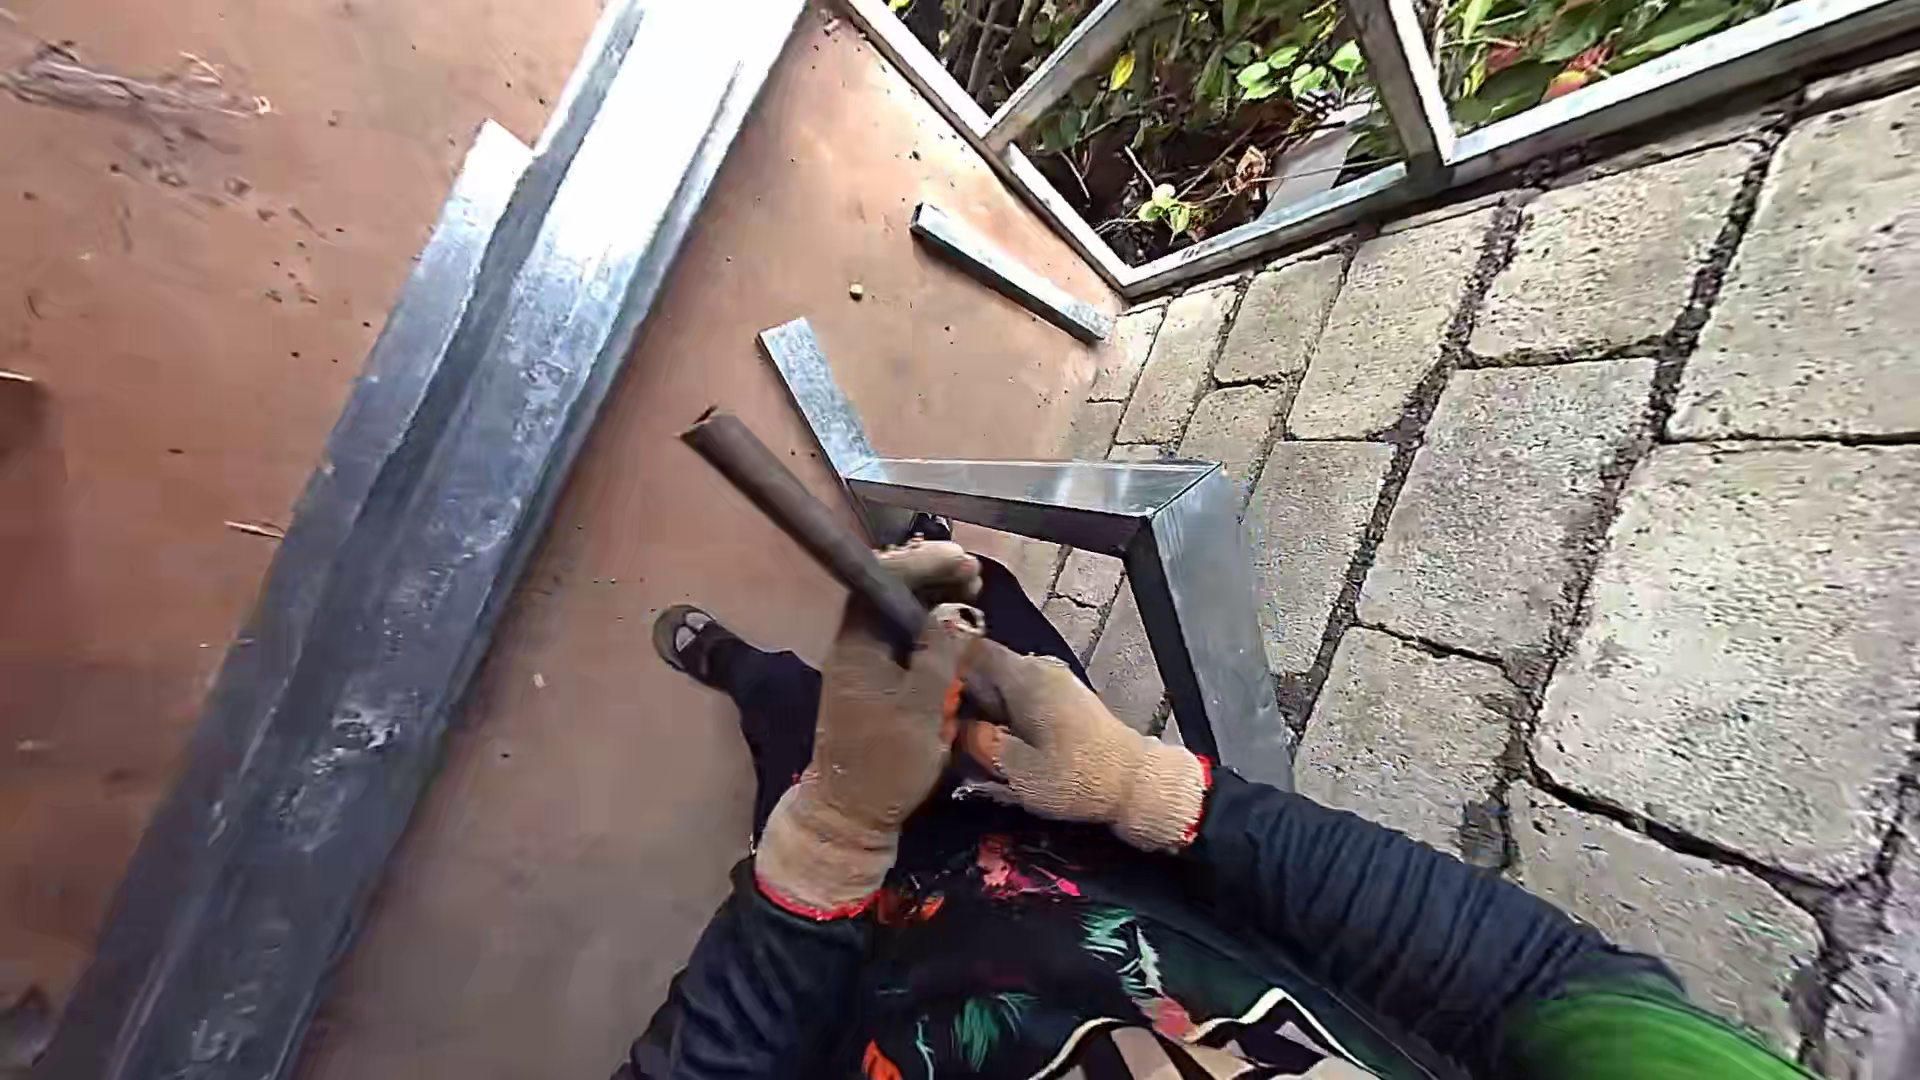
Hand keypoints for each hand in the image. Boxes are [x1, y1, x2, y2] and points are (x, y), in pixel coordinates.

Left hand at [755, 541, 984, 917]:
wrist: (854, 812)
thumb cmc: (886, 763)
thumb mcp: (921, 710)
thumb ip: (941, 655)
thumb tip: (960, 612)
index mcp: (857, 645)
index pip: (882, 582)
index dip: (920, 563)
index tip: (958, 560)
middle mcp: (857, 642)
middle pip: (892, 590)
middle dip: (932, 575)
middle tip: (972, 574)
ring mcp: (868, 658)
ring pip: (901, 610)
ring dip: (935, 596)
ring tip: (972, 589)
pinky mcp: (881, 674)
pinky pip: (906, 635)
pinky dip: (933, 624)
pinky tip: (958, 623)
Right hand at [963, 642, 1209, 852]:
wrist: (1135, 783)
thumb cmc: (1076, 776)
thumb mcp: (1018, 769)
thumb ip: (980, 743)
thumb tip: (956, 728)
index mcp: (1024, 677)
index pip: (974, 650)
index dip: (946, 665)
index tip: (928, 692)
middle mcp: (1037, 669)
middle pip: (985, 667)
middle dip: (962, 692)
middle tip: (944, 724)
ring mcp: (1052, 682)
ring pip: (1002, 683)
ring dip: (983, 705)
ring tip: (967, 735)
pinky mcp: (1062, 699)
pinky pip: (1020, 695)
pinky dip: (1003, 711)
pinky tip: (998, 738)